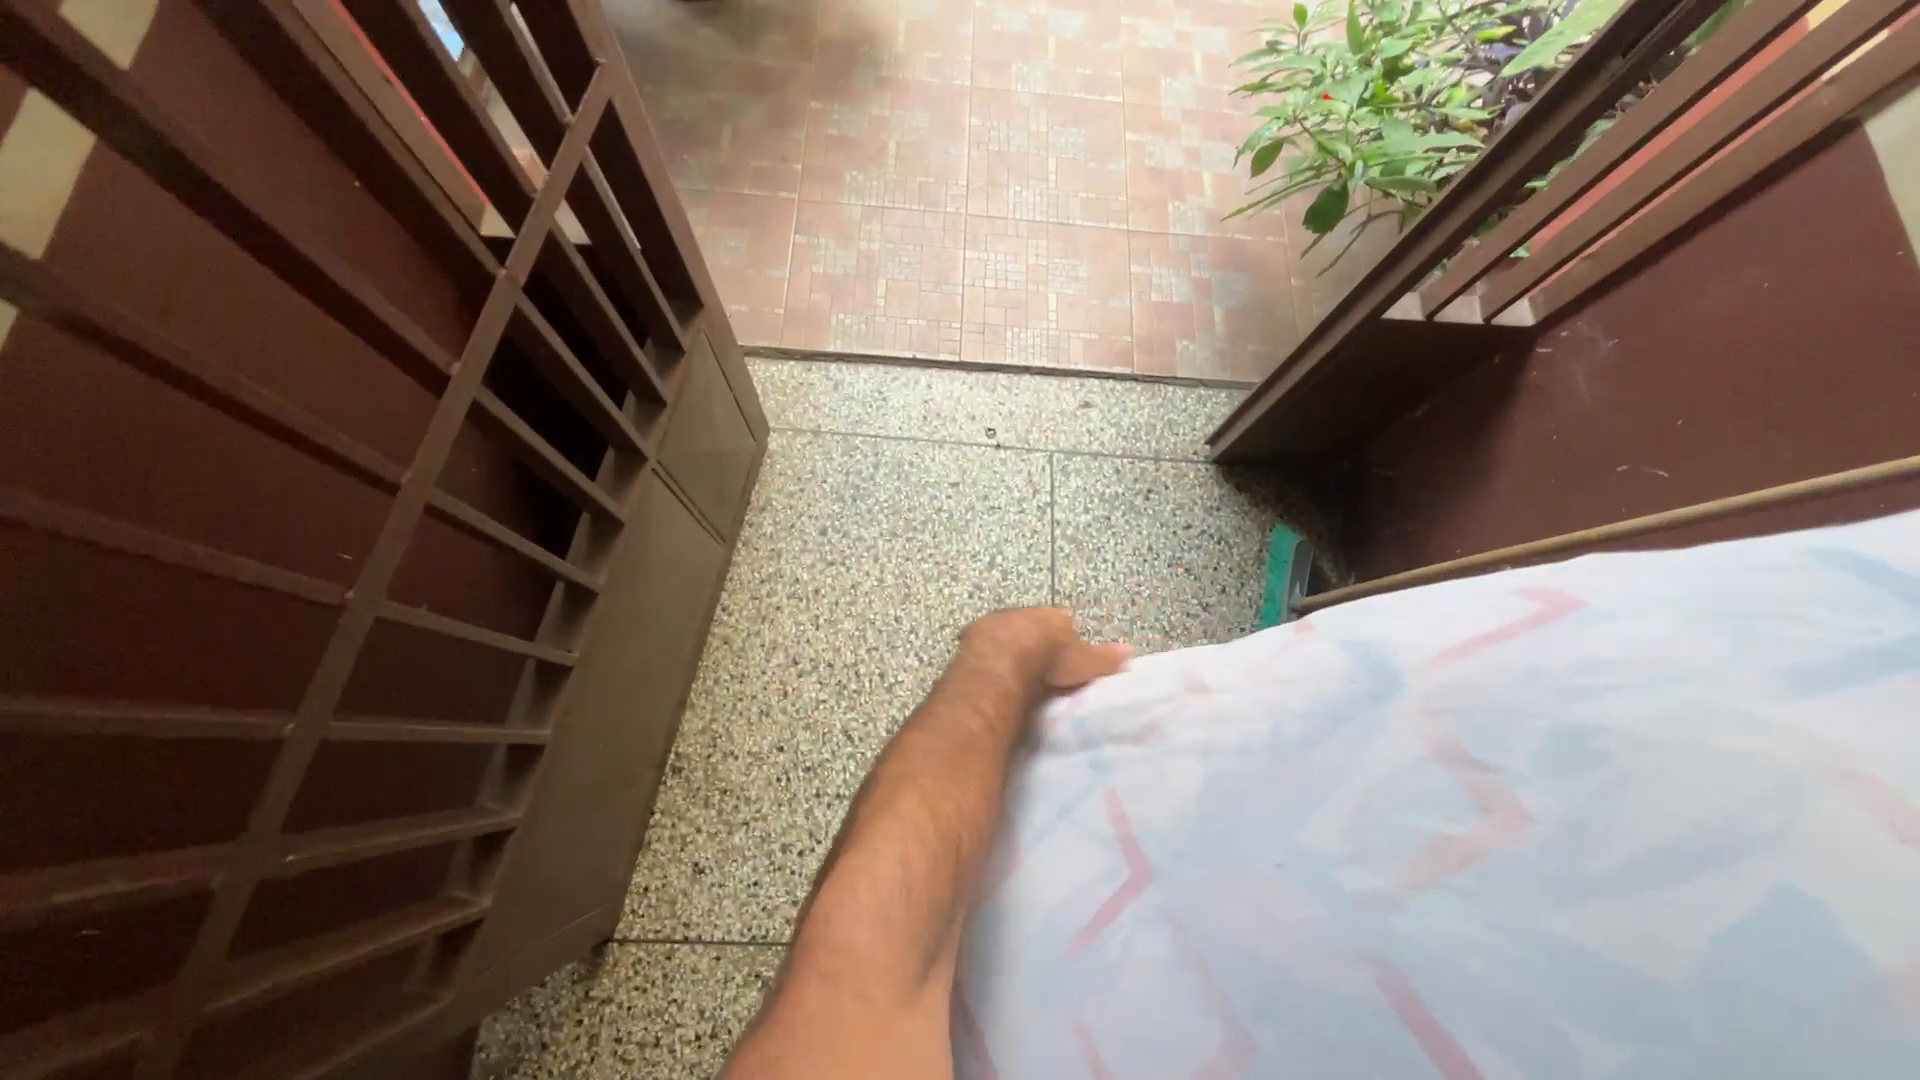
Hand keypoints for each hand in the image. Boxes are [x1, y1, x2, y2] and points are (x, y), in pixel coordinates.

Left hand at [959, 608, 1130, 692]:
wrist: (1004, 661)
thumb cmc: (1049, 659)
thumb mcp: (1083, 662)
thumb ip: (1104, 658)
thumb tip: (1130, 651)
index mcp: (1049, 616)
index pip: (1060, 624)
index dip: (1061, 642)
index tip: (1062, 661)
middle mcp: (1021, 614)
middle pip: (1029, 629)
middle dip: (1031, 645)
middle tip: (1037, 671)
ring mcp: (993, 625)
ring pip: (1004, 637)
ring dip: (1007, 652)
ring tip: (1014, 678)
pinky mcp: (970, 640)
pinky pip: (982, 650)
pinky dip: (987, 662)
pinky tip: (991, 678)